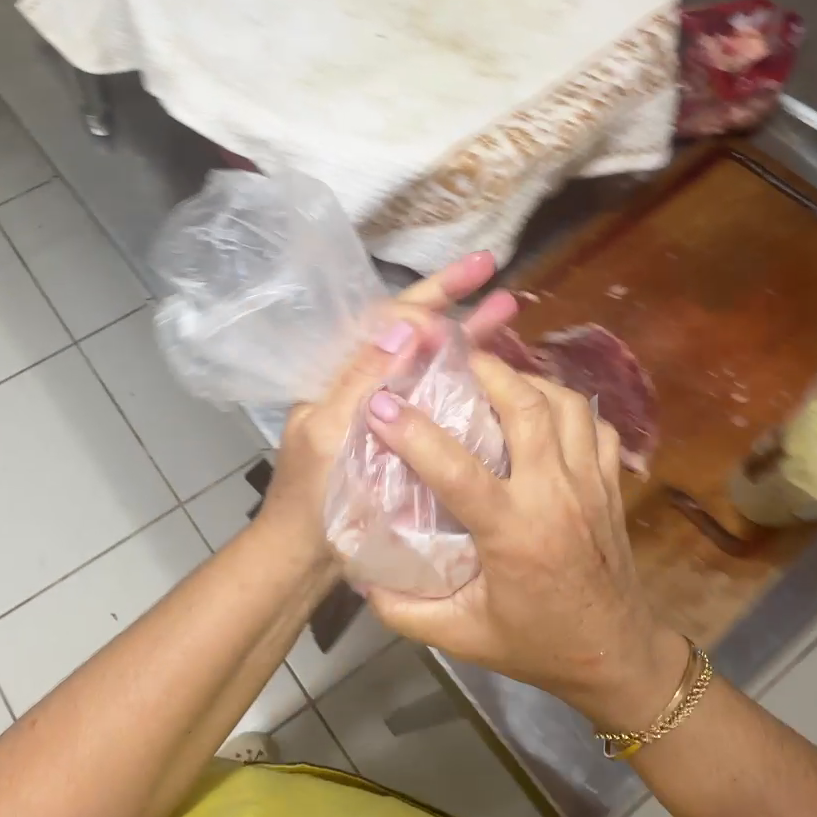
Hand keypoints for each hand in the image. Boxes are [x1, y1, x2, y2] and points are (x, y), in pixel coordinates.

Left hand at [252, 253, 518, 570]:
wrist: (308, 553)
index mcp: (339, 373)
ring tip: (509, 303)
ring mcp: (390, 406)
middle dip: (449, 296)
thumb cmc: (310, 496)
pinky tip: (502, 365)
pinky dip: (470, 375)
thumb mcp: (329, 435)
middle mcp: (366, 380)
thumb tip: (404, 327)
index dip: (418, 313)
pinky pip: (441, 393)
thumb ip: (360, 380)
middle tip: (487, 264)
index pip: (381, 324)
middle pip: (411, 328)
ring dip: (468, 330)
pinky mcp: (407, 433)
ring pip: (432, 357)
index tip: (450, 323)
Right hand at [358, 352, 690, 729]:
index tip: (379, 403)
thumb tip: (358, 575)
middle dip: (486, 371)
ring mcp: (591, 484)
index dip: (414, 432)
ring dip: (527, 380)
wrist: (617, 658)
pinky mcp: (611, 485)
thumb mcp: (459, 637)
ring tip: (492, 376)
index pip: (457, 470)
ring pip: (567, 405)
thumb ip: (402, 609)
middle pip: (527, 408)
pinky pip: (595, 425)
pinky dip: (566, 406)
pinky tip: (540, 410)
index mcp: (513, 533)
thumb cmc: (534, 645)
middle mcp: (555, 496)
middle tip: (449, 358)